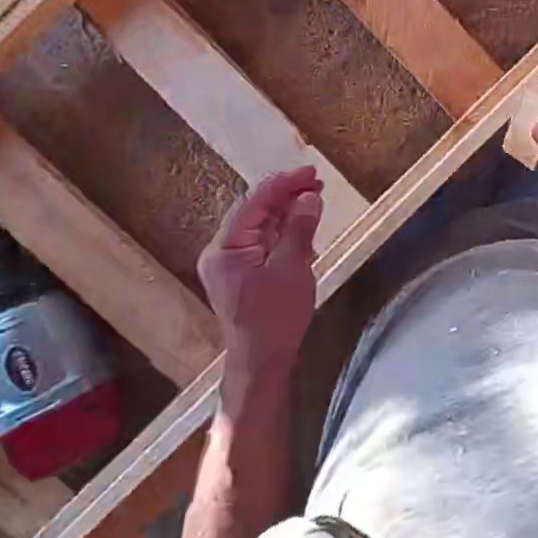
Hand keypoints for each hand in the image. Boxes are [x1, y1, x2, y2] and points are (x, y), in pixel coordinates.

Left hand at [197, 167, 324, 383]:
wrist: (261, 364)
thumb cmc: (275, 319)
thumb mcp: (292, 270)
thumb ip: (299, 229)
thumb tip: (309, 197)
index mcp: (225, 248)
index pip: (254, 202)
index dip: (283, 183)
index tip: (311, 173)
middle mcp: (220, 251)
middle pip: (254, 212)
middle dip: (285, 195)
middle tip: (316, 183)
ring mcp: (229, 263)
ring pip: (258, 226)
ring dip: (285, 211)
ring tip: (314, 197)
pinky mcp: (240, 274)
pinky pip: (260, 243)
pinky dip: (281, 231)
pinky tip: (301, 222)